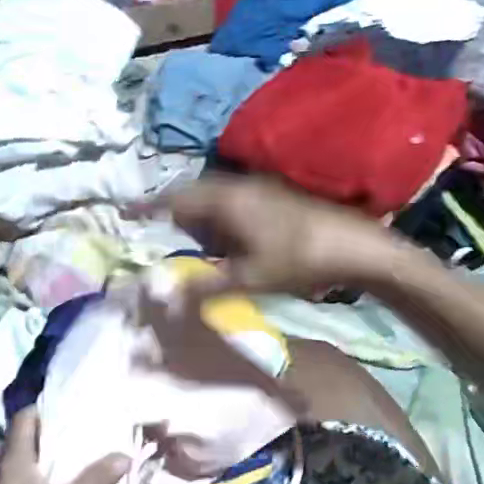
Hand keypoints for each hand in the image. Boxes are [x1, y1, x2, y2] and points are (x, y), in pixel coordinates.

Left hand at [0, 412, 126, 483]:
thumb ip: (93, 481)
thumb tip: (124, 453)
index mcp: (11, 463)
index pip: (25, 418)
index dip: (48, 409)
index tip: (78, 408)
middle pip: (26, 442)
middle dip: (57, 437)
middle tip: (91, 434)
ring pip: (27, 469)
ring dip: (52, 464)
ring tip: (86, 463)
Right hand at [167, 175, 404, 296]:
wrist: (357, 247)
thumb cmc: (300, 260)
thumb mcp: (250, 280)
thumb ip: (206, 287)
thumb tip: (167, 296)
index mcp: (226, 201)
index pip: (176, 199)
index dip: (148, 206)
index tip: (126, 211)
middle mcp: (239, 187)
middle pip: (194, 193)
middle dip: (176, 211)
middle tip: (165, 233)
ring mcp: (259, 188)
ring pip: (215, 195)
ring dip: (201, 214)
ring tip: (198, 240)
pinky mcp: (275, 196)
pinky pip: (233, 198)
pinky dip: (221, 215)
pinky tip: (231, 238)